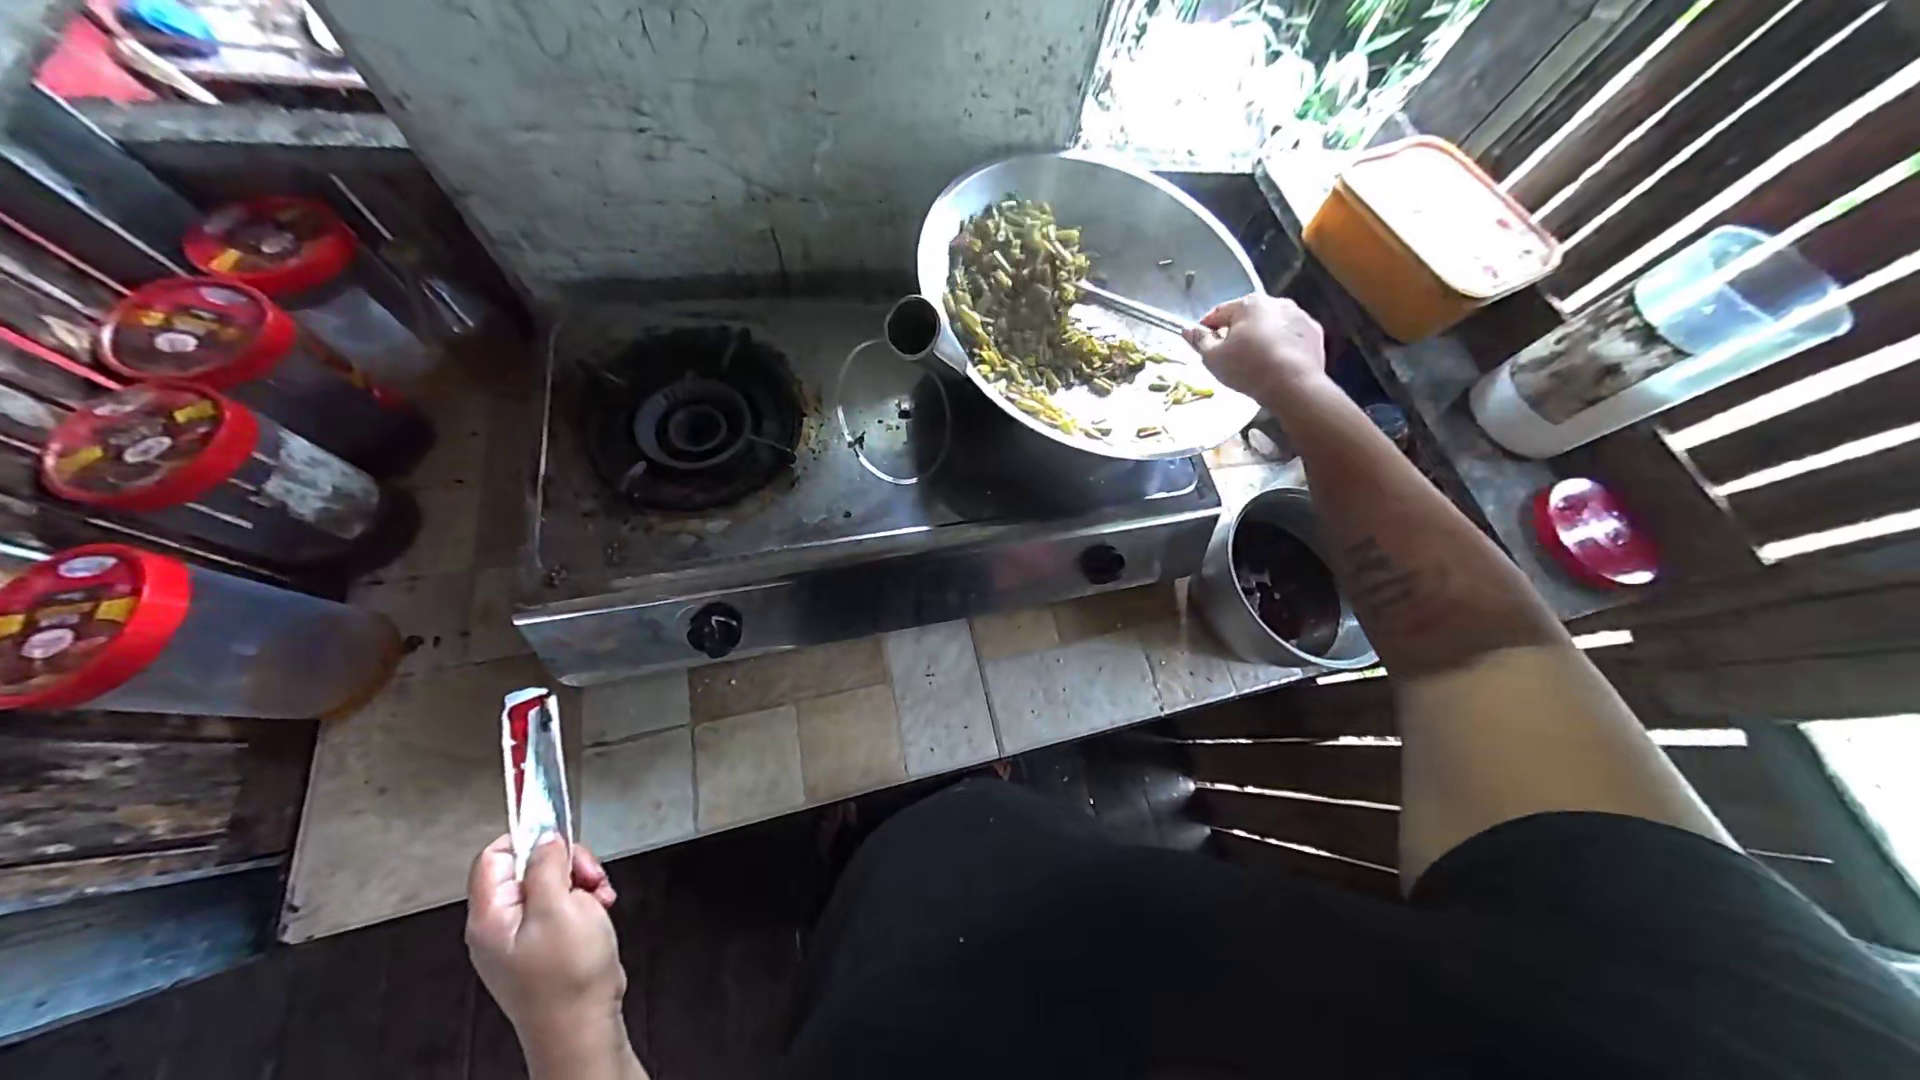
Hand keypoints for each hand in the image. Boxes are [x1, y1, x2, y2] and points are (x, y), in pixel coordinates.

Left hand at [467, 834, 628, 1073]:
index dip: (527, 839)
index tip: (558, 837)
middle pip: (530, 866)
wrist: (583, 1025)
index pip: (494, 856)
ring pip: (554, 882)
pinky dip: (587, 900)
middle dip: (567, 863)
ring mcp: (525, 934)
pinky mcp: (548, 941)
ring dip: (582, 882)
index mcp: (491, 917)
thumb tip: (544, 839)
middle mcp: (502, 925)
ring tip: (597, 899)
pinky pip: (566, 903)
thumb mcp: (559, 908)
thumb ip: (548, 866)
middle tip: (587, 875)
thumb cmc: (566, 978)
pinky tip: (599, 911)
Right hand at [1183, 294, 1327, 400]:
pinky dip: (1282, 345)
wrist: (1293, 384)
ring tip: (1254, 361)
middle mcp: (1275, 302)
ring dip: (1261, 336)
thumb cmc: (1247, 368)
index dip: (1207, 327)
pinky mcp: (1314, 332)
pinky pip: (1291, 336)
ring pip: (1271, 324)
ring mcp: (1299, 315)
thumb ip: (1199, 341)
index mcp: (1248, 304)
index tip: (1202, 343)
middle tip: (1228, 355)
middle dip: (1236, 332)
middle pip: (1247, 316)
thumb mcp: (1213, 358)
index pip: (1219, 312)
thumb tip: (1188, 330)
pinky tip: (1276, 363)